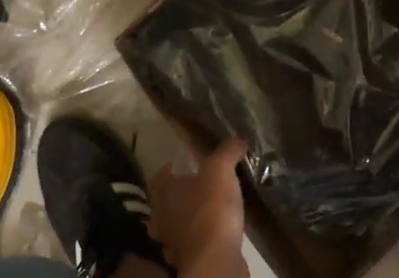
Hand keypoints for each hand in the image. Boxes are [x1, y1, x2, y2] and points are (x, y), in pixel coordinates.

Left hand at [150, 139, 248, 277]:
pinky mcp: (187, 258)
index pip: (161, 174)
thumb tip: (238, 140)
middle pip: (168, 200)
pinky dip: (202, 235)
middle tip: (206, 183)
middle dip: (184, 192)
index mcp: (163, 192)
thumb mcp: (221, 170)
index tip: (192, 162)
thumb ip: (227, 152)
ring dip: (192, 215)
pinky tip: (217, 230)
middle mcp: (160, 216)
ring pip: (178, 222)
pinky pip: (192, 241)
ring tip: (214, 207)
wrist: (214, 259)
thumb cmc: (210, 208)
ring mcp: (170, 241)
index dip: (174, 167)